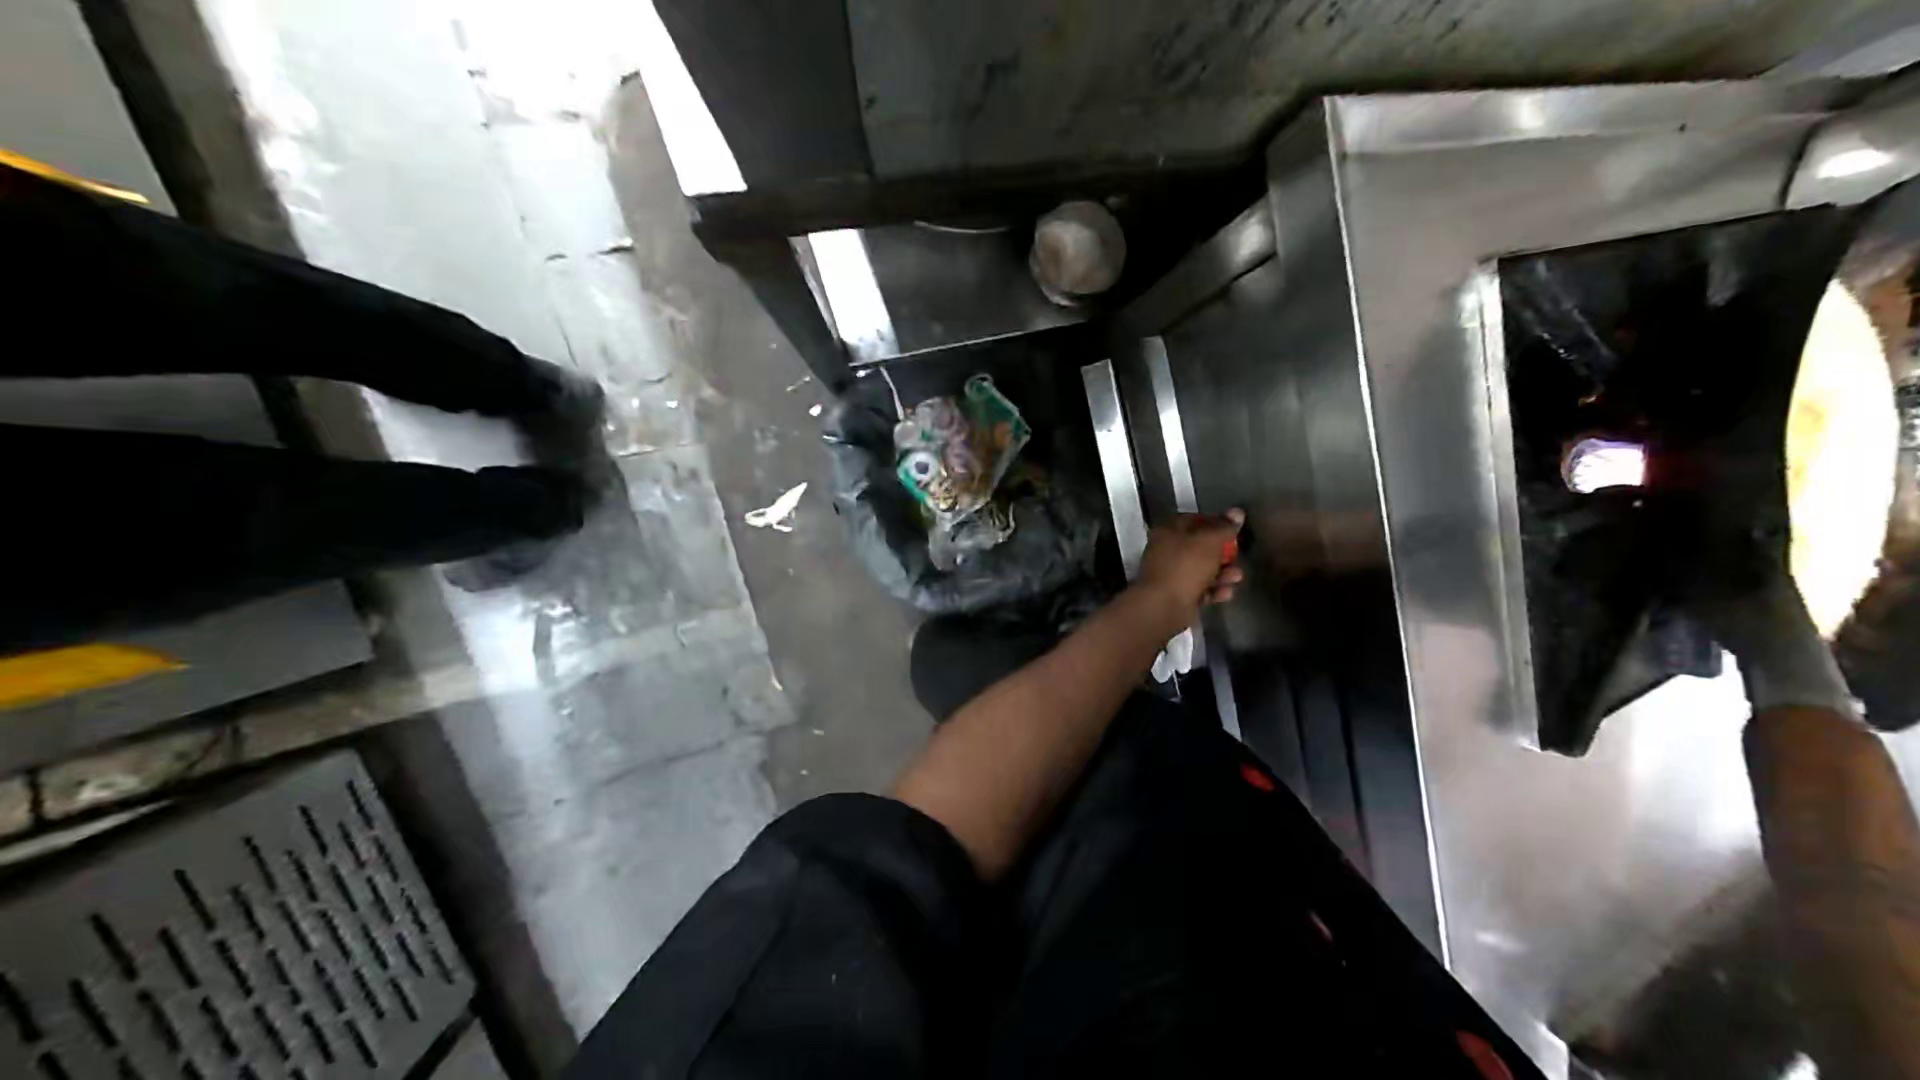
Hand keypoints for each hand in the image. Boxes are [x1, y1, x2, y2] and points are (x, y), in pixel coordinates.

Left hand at [1135, 509, 1245, 630]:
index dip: (1214, 522)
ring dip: (1222, 573)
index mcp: (1168, 532)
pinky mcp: (1177, 595)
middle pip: (1200, 547)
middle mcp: (1167, 551)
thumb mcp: (1208, 541)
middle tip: (1238, 556)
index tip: (1233, 528)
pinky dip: (1214, 590)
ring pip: (1202, 570)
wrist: (1163, 606)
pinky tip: (1227, 593)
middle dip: (1223, 553)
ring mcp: (1171, 574)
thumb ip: (1224, 527)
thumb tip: (1237, 512)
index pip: (1193, 520)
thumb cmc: (1185, 566)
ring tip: (1237, 577)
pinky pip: (1199, 589)